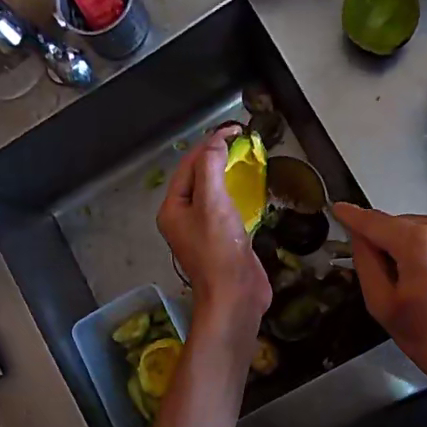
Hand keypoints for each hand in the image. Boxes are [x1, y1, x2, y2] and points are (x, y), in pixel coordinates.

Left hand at [159, 127, 270, 322]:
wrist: (235, 297)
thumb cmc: (219, 251)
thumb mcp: (212, 203)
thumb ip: (211, 168)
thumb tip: (217, 141)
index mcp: (174, 208)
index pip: (189, 165)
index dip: (210, 143)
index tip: (235, 129)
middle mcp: (185, 218)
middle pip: (199, 177)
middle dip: (218, 156)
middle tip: (243, 140)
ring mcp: (205, 231)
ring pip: (214, 193)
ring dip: (229, 174)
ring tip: (248, 158)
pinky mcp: (224, 241)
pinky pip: (228, 208)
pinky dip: (239, 193)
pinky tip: (253, 188)